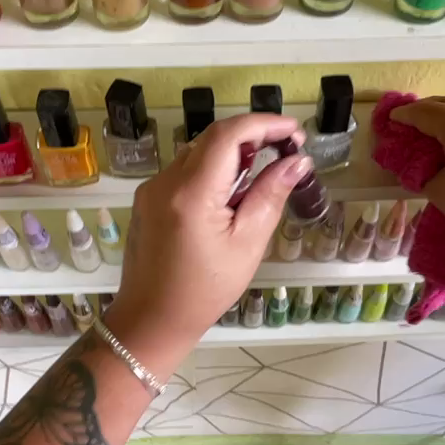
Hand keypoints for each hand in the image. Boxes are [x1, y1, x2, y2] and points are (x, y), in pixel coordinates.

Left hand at [107, 113, 307, 376]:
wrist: (150, 320)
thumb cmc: (204, 291)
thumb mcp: (247, 245)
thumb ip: (271, 196)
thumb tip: (297, 161)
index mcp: (191, 192)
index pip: (228, 134)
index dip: (264, 124)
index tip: (294, 131)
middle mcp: (166, 181)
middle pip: (212, 138)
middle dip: (252, 135)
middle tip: (287, 149)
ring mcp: (152, 188)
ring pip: (197, 152)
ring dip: (232, 153)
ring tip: (264, 171)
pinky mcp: (147, 199)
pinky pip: (184, 170)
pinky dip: (212, 170)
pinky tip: (231, 193)